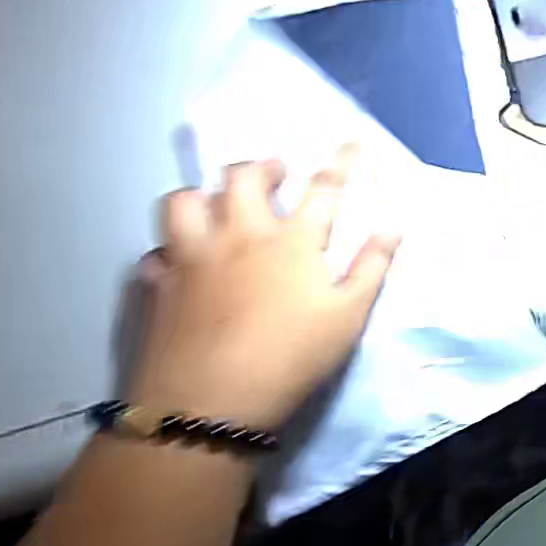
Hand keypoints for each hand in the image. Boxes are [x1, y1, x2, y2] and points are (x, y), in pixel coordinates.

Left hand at [125, 147, 398, 430]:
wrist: (211, 401)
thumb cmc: (294, 354)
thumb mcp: (349, 315)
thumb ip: (370, 268)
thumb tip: (390, 230)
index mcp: (291, 242)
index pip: (322, 190)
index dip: (340, 163)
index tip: (352, 144)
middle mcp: (238, 237)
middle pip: (240, 180)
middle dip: (260, 167)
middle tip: (274, 171)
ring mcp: (190, 258)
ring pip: (182, 202)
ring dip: (202, 194)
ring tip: (218, 204)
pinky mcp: (157, 285)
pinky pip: (156, 251)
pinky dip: (173, 248)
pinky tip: (185, 262)